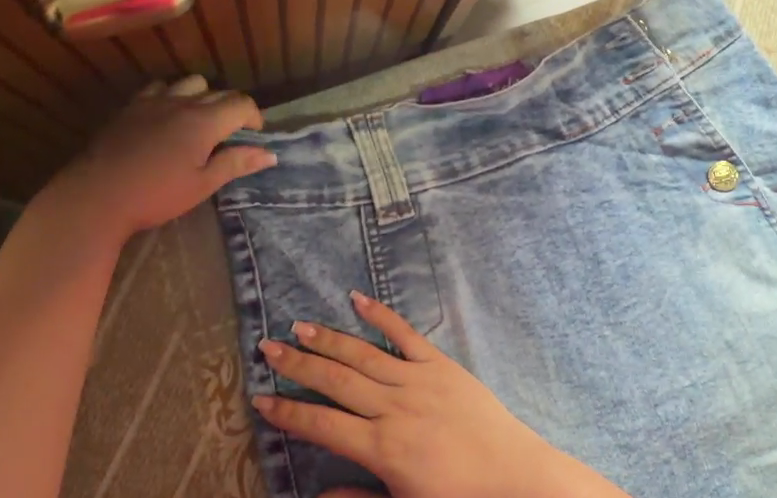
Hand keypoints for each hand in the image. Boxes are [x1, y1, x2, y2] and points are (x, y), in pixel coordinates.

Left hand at [40, 75, 270, 245]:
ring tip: (200, 119)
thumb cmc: (155, 195)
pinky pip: (159, 87)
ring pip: (190, 83)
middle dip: (232, 108)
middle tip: (231, 133)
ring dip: (203, 96)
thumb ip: (235, 163)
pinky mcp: (132, 105)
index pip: (241, 104)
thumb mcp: (201, 185)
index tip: (255, 134)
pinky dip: (172, 94)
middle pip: (218, 92)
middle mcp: (182, 102)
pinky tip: (167, 114)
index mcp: (204, 121)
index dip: (254, 116)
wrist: (97, 194)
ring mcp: (154, 100)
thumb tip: (270, 154)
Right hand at [255, 293, 629, 497]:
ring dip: (327, 339)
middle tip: (266, 347)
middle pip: (335, 381)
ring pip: (362, 354)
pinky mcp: (439, 364)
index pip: (322, 425)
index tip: (259, 398)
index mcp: (382, 448)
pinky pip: (404, 335)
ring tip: (298, 327)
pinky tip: (357, 298)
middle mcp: (392, 407)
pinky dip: (380, 314)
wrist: (517, 479)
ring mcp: (416, 380)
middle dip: (297, 365)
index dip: (288, 412)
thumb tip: (316, 494)